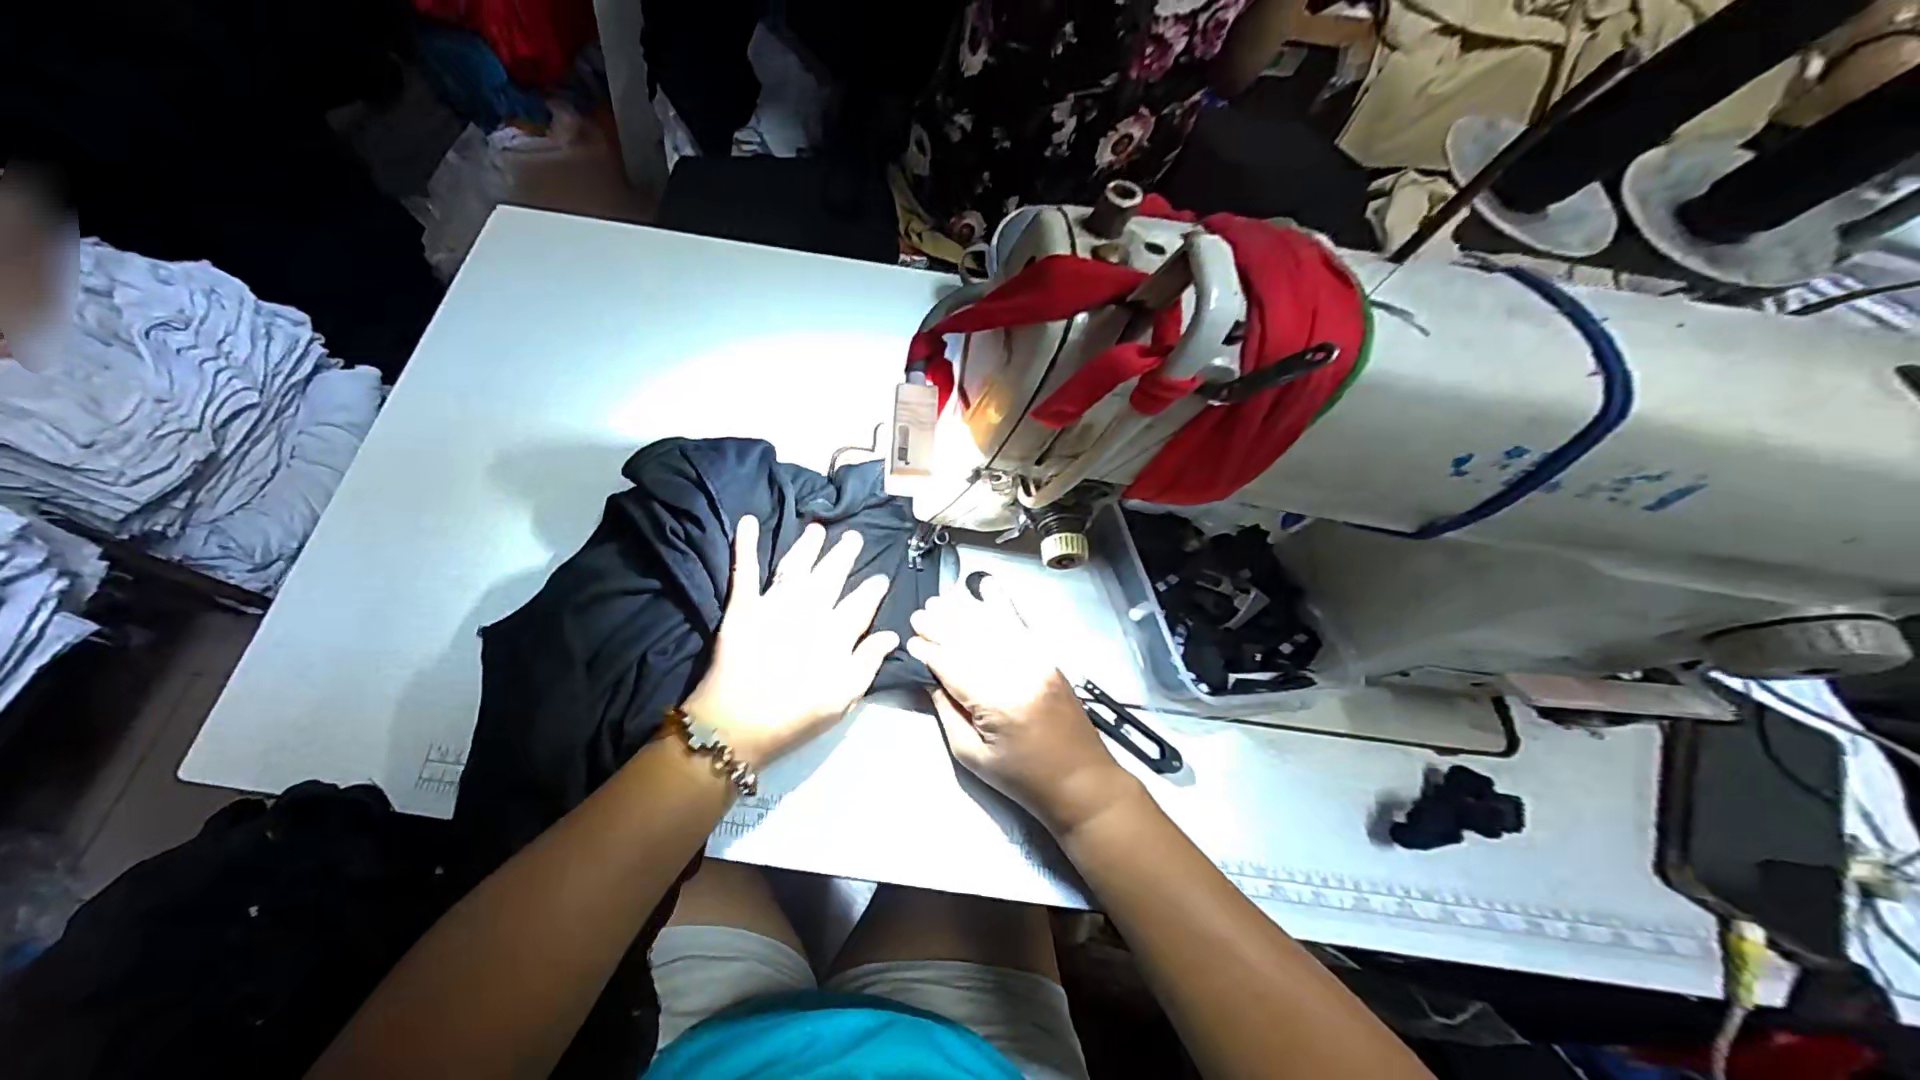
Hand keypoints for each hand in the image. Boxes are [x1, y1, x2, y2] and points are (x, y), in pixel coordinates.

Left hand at [680, 516, 897, 768]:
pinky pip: (745, 569)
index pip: (861, 603)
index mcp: (836, 632)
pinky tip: (748, 522)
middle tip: (854, 537)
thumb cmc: (795, 716)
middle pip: (831, 575)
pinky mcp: (742, 606)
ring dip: (808, 545)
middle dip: (844, 554)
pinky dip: (746, 544)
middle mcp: (809, 609)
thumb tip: (891, 635)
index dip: (873, 589)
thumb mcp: (844, 697)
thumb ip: (868, 662)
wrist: (736, 725)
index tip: (880, 577)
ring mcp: (775, 604)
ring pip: (796, 565)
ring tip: (817, 529)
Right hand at [906, 576, 1141, 835]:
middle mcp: (1017, 674)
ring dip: (966, 611)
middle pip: (972, 640)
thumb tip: (931, 680)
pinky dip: (1002, 606)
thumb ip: (948, 713)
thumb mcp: (973, 756)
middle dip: (943, 625)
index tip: (910, 641)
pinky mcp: (1048, 660)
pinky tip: (988, 589)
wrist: (1082, 782)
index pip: (953, 666)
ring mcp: (1036, 663)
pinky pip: (1021, 627)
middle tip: (920, 614)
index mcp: (996, 702)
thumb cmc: (1024, 779)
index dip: (929, 652)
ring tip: (943, 599)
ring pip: (995, 627)